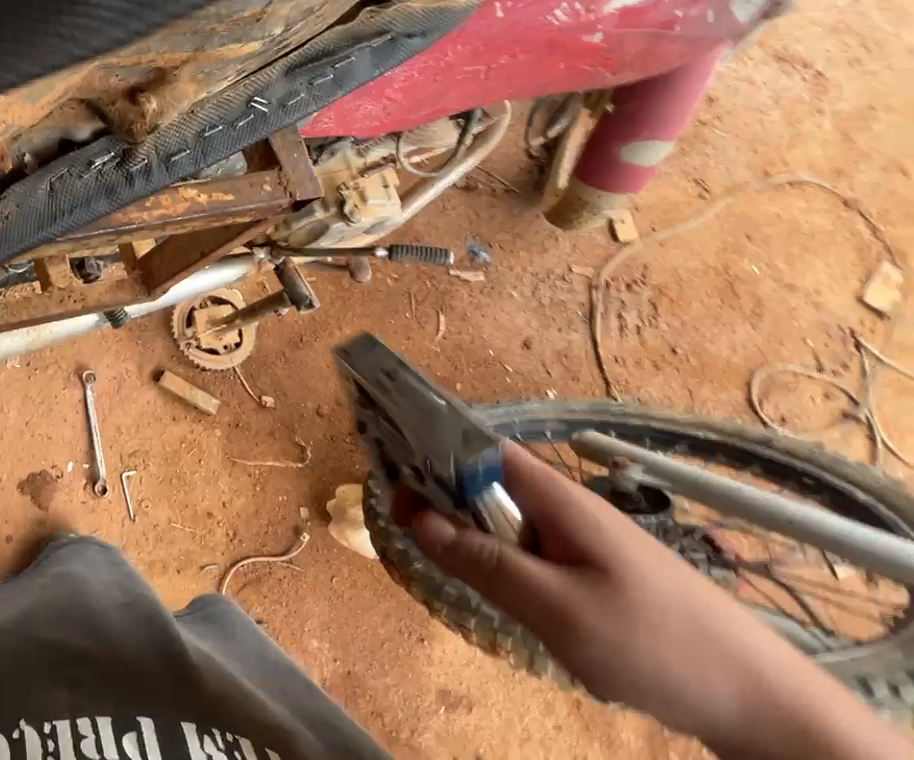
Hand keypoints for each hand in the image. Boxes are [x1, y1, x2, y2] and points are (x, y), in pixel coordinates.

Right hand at [409, 444, 912, 759]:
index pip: (476, 447)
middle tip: (399, 522)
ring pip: (498, 515)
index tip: (386, 468)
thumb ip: (483, 561)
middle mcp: (563, 506)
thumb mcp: (556, 609)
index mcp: (556, 498)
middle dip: (434, 489)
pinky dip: (488, 552)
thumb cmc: (655, 643)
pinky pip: (521, 545)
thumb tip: (418, 518)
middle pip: (481, 478)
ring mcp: (577, 537)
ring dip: (459, 524)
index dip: (427, 445)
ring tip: (427, 547)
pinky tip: (481, 580)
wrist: (760, 700)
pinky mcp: (588, 568)